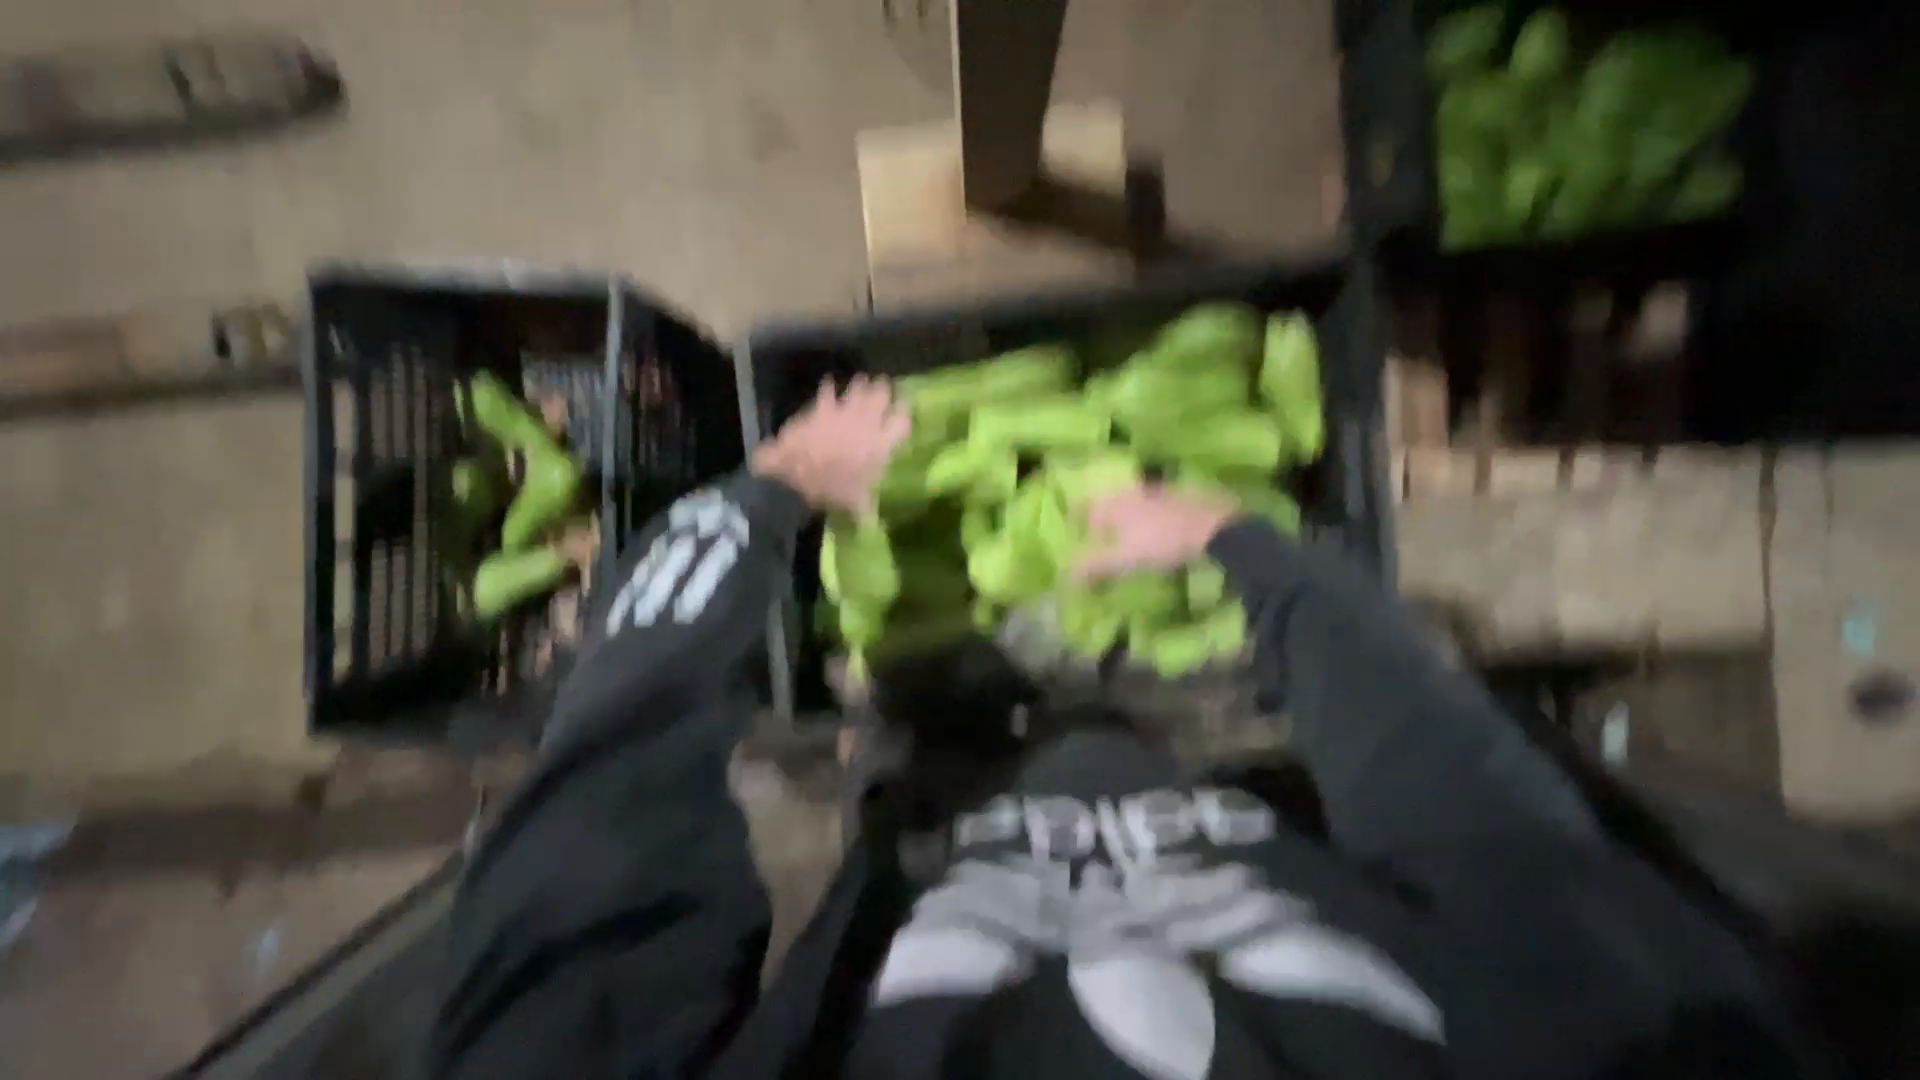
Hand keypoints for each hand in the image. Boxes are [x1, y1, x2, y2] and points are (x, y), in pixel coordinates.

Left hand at [753, 376, 910, 514]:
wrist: (796, 475)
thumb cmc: (832, 490)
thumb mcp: (855, 504)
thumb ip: (867, 510)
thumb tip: (872, 528)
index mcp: (882, 445)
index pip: (902, 421)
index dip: (905, 411)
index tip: (906, 405)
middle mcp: (868, 423)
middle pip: (882, 397)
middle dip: (884, 390)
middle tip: (885, 385)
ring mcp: (844, 412)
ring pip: (858, 389)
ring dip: (860, 385)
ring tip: (863, 381)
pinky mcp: (822, 408)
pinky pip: (828, 392)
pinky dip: (829, 388)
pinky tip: (829, 384)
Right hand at [1074, 485, 1239, 580]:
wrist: (1215, 527)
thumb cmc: (1162, 542)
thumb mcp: (1124, 558)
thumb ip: (1094, 565)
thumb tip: (1065, 576)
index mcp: (1117, 503)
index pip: (1089, 506)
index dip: (1080, 518)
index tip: (1076, 530)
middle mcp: (1136, 491)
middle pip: (1113, 500)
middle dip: (1106, 516)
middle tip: (1104, 533)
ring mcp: (1163, 491)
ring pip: (1138, 500)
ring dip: (1132, 514)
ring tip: (1134, 533)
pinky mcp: (1187, 495)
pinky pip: (1162, 503)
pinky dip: (1156, 515)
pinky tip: (1164, 530)